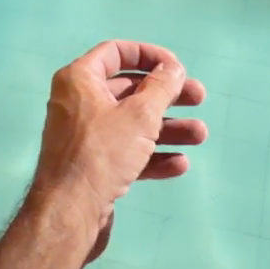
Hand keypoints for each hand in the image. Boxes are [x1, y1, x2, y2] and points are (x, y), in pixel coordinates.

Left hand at [26, 41, 206, 259]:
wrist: (69, 216)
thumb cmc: (103, 152)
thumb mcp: (140, 114)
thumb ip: (162, 87)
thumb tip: (173, 68)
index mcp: (80, 79)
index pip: (116, 52)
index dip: (149, 55)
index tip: (176, 67)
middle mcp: (79, 103)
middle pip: (130, 90)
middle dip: (167, 95)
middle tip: (198, 98)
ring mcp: (85, 137)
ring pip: (132, 123)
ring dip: (167, 127)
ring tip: (200, 135)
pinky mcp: (93, 167)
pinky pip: (127, 152)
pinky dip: (152, 155)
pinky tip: (179, 164)